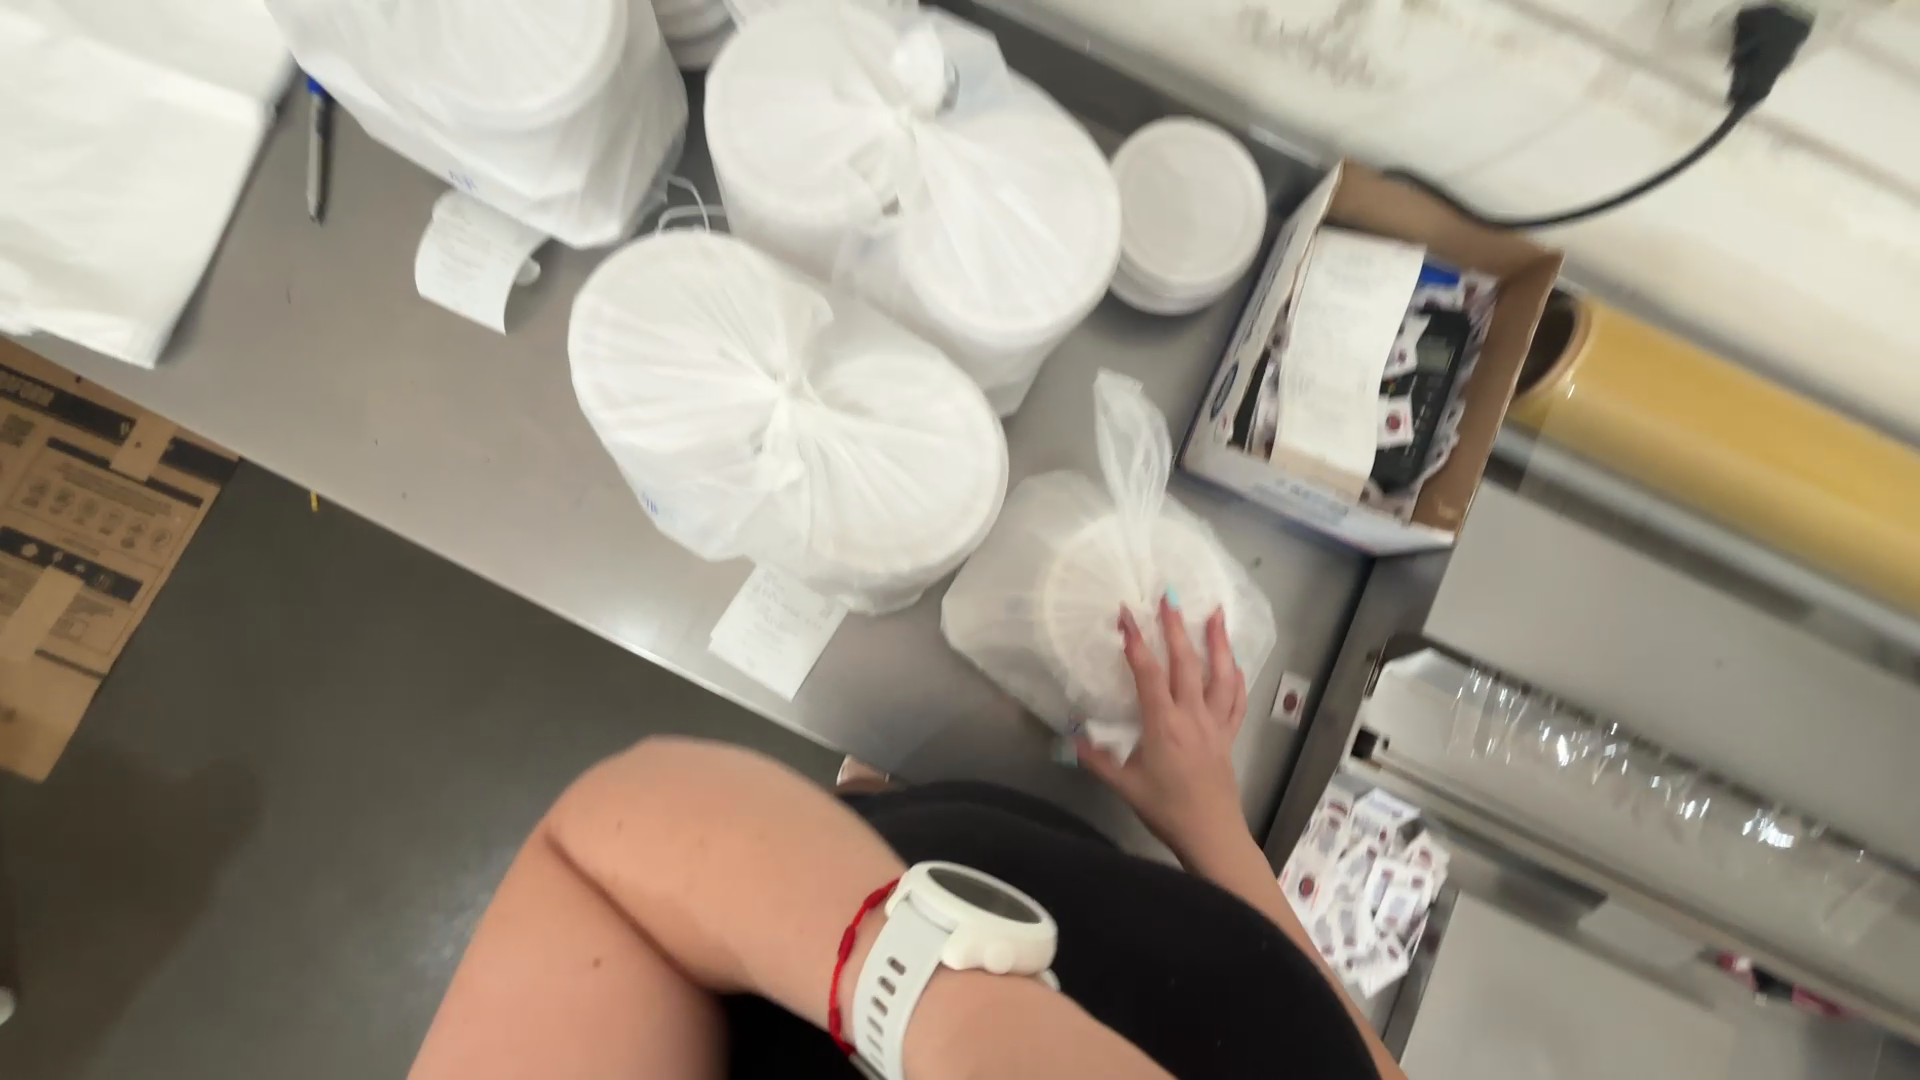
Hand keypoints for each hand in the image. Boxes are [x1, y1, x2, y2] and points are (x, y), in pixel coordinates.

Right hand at [1076, 596, 1247, 859]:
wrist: (1212, 835)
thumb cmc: (1166, 809)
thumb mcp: (1125, 786)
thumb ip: (1097, 759)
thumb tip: (1072, 736)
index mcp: (1163, 724)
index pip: (1148, 674)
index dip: (1136, 643)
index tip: (1126, 616)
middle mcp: (1192, 716)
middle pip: (1185, 664)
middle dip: (1175, 628)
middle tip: (1169, 599)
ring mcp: (1215, 724)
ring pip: (1219, 675)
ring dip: (1217, 642)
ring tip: (1215, 614)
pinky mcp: (1229, 735)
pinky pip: (1235, 699)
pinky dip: (1235, 677)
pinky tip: (1234, 661)